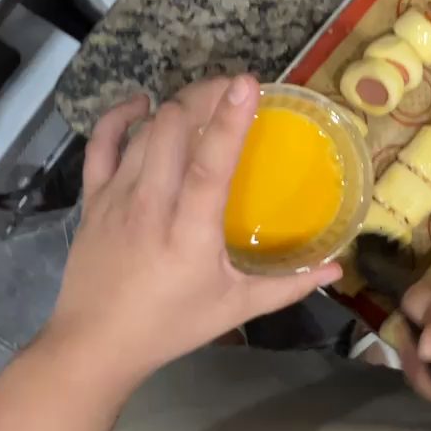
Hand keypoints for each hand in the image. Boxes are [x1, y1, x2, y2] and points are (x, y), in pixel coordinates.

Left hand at [43, 75, 340, 390]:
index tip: (248, 84)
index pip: (209, 166)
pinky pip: (101, 144)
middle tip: (234, 92)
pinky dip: (120, 117)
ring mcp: (116, 198)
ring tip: (205, 98)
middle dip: (204, 97)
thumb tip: (337, 267)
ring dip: (177, 106)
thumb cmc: (172, 326)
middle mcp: (150, 206)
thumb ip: (289, 287)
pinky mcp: (93, 200)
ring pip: (145, 132)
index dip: (229, 122)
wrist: (95, 346)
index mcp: (189, 233)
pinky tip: (141, 104)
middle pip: (173, 130)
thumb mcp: (236, 309)